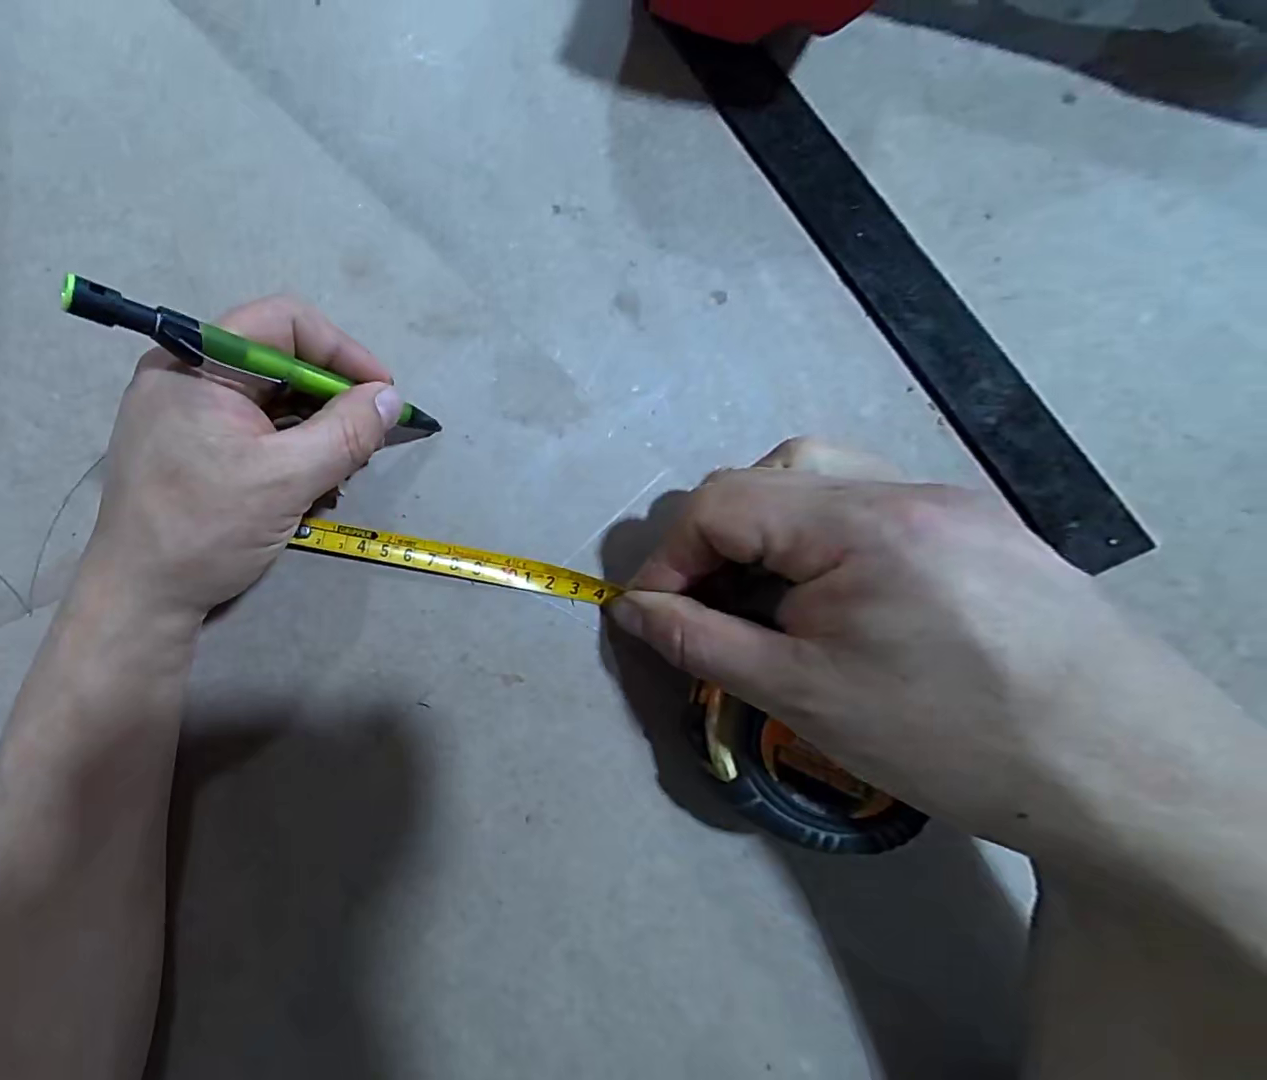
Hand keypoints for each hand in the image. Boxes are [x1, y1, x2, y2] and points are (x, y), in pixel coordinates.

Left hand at [77, 295, 402, 621]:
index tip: (380, 394)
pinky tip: (308, 493)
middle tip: (364, 444)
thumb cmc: (204, 531)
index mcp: (196, 363)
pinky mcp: (192, 449)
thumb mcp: (285, 480)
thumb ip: (345, 433)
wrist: (140, 598)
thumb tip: (390, 398)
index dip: (341, 352)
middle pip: (280, 364)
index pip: (284, 322)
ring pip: (271, 404)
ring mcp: (186, 414)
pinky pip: (253, 434)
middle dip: (331, 404)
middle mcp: (187, 376)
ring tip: (338, 479)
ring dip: (314, 437)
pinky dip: (288, 456)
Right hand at [608, 438, 1248, 864]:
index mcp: (863, 524)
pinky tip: (823, 584)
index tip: (655, 614)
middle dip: (708, 540)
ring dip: (760, 523)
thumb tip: (629, 609)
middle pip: (762, 476)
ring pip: (813, 473)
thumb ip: (695, 641)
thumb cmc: (950, 740)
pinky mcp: (976, 528)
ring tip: (758, 585)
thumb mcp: (796, 694)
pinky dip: (813, 530)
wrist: (1142, 787)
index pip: (720, 504)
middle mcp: (908, 492)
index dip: (668, 557)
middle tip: (703, 604)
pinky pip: (863, 500)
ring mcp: (950, 504)